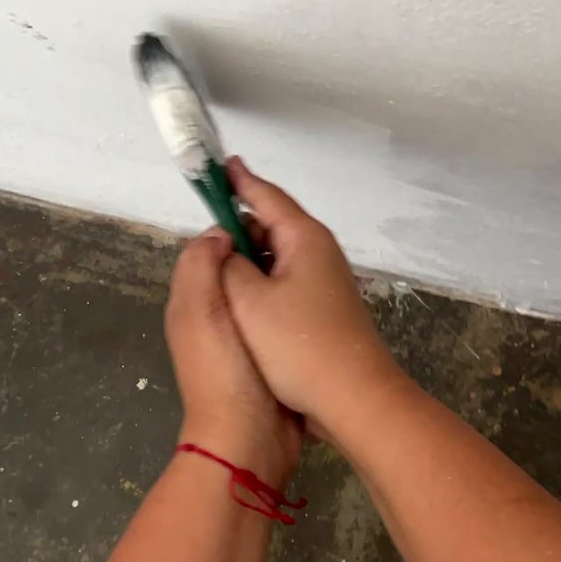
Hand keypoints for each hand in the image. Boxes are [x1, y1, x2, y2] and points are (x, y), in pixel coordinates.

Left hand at [165, 229, 301, 485]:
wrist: (247, 439)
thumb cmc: (223, 369)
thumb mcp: (200, 308)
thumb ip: (202, 264)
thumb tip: (220, 233)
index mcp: (192, 301)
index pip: (212, 250)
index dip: (237, 233)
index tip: (269, 227)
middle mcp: (214, 315)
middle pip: (240, 268)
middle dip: (264, 255)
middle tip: (297, 251)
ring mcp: (243, 337)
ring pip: (262, 291)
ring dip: (280, 281)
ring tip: (310, 271)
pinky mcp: (270, 354)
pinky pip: (279, 317)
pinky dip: (292, 306)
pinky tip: (312, 302)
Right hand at [217, 158, 404, 440]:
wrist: (355, 396)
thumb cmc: (299, 345)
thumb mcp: (249, 302)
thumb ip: (228, 266)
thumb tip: (224, 246)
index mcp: (304, 237)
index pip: (266, 196)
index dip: (240, 181)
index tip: (221, 165)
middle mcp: (318, 249)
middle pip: (272, 224)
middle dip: (239, 228)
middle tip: (205, 243)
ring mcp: (324, 277)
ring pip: (277, 253)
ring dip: (249, 258)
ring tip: (219, 273)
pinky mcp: (323, 302)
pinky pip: (285, 275)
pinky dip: (262, 278)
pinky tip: (244, 297)